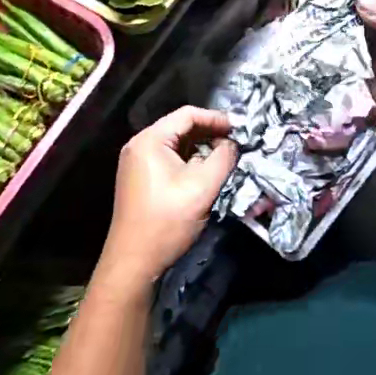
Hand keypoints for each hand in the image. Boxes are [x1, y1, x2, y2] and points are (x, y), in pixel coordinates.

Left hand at [100, 106, 239, 284]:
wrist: (134, 260)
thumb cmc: (167, 220)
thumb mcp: (202, 187)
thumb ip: (223, 158)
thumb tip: (232, 143)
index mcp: (149, 140)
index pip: (187, 114)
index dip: (216, 118)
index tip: (241, 128)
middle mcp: (139, 145)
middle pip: (181, 127)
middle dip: (210, 133)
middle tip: (236, 143)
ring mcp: (136, 163)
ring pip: (176, 145)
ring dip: (201, 149)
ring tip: (226, 158)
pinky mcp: (140, 179)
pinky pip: (168, 160)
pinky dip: (189, 161)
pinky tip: (206, 173)